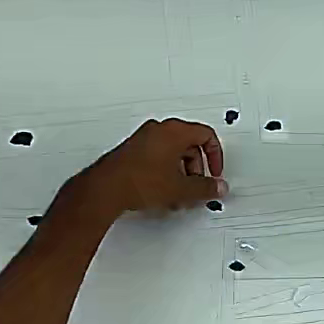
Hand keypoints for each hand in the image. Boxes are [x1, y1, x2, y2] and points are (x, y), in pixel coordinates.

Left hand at [75, 118, 226, 217]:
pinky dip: (165, 171)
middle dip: (197, 168)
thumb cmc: (137, 180)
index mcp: (174, 131)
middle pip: (189, 144)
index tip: (214, 171)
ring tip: (178, 193)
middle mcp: (158, 130)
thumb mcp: (181, 188)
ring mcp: (143, 139)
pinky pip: (157, 157)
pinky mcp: (132, 151)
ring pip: (172, 152)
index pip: (206, 134)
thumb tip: (217, 187)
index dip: (215, 155)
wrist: (106, 189)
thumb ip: (205, 187)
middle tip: (196, 186)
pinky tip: (162, 192)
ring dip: (181, 172)